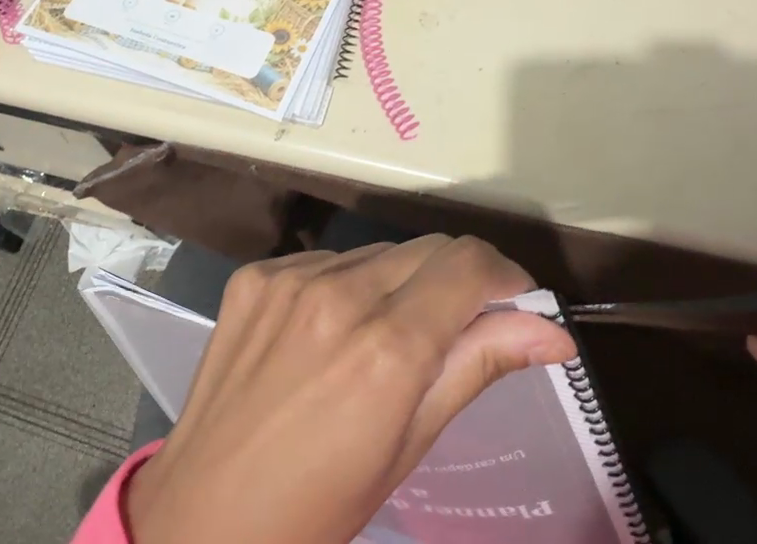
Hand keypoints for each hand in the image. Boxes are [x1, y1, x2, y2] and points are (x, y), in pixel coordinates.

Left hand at [122, 235, 576, 543]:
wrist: (205, 508)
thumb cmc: (321, 499)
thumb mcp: (409, 444)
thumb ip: (476, 368)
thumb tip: (551, 331)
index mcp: (386, 346)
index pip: (468, 264)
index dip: (504, 275)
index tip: (516, 301)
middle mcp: (338, 294)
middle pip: (428, 248)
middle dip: (459, 277)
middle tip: (461, 323)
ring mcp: (288, 278)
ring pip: (378, 251)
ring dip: (402, 279)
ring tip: (389, 334)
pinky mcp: (254, 275)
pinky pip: (326, 260)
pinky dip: (348, 282)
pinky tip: (335, 328)